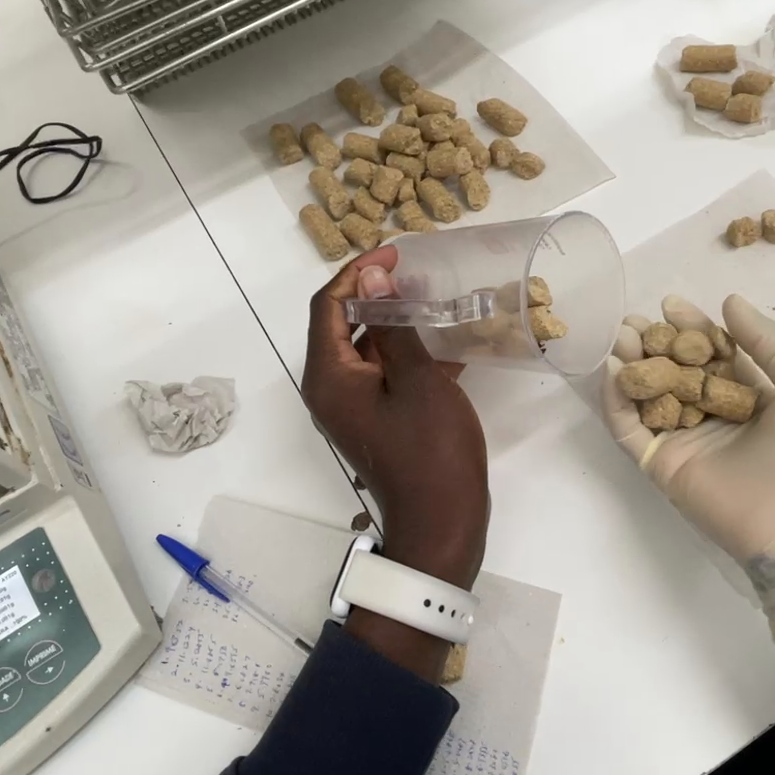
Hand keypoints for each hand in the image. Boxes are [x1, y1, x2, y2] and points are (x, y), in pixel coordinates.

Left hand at [304, 248, 489, 677]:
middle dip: (376, 291)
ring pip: (365, 348)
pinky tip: (445, 346)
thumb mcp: (417, 379)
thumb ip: (392, 323)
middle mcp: (329, 387)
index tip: (396, 249)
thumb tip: (371, 273)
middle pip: (342, 323)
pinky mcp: (371, 419)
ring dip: (395, 321)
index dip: (358, 271)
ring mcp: (350, 406)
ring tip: (433, 299)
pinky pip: (381, 373)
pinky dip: (405, 355)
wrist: (439, 525)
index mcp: (329, 374)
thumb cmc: (430, 450)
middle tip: (416, 270)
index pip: (330, 305)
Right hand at [602, 294, 774, 653]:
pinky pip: (632, 430)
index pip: (715, 355)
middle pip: (677, 372)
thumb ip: (766, 340)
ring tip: (620, 336)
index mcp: (756, 399)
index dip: (693, 327)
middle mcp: (718, 419)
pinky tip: (613, 369)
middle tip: (634, 320)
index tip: (670, 302)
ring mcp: (688, 443)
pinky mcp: (663, 467)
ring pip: (651, 397)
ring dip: (633, 364)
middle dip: (656, 343)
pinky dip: (618, 401)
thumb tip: (728, 301)